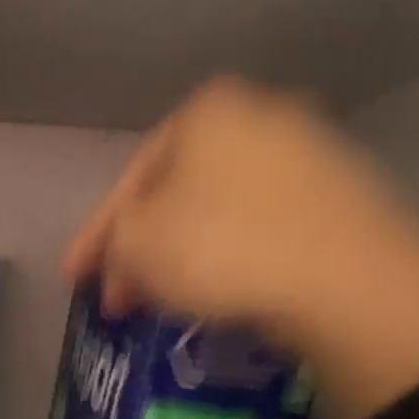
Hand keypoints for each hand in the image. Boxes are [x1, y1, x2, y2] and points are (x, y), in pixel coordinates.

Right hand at [64, 76, 418, 418]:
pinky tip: (216, 299)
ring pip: (218, 215)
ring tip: (161, 307)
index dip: (93, 237)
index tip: (72, 281)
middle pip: (176, 196)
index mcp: (206, 111)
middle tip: (116, 300)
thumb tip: (129, 248)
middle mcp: (262, 116)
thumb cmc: (221, 247)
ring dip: (182, 260)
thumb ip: (115, 239)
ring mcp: (310, 156)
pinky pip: (261, 232)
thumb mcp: (135, 243)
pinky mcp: (341, 201)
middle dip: (140, 251)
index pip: (130, 180)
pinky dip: (229, 262)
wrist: (345, 278)